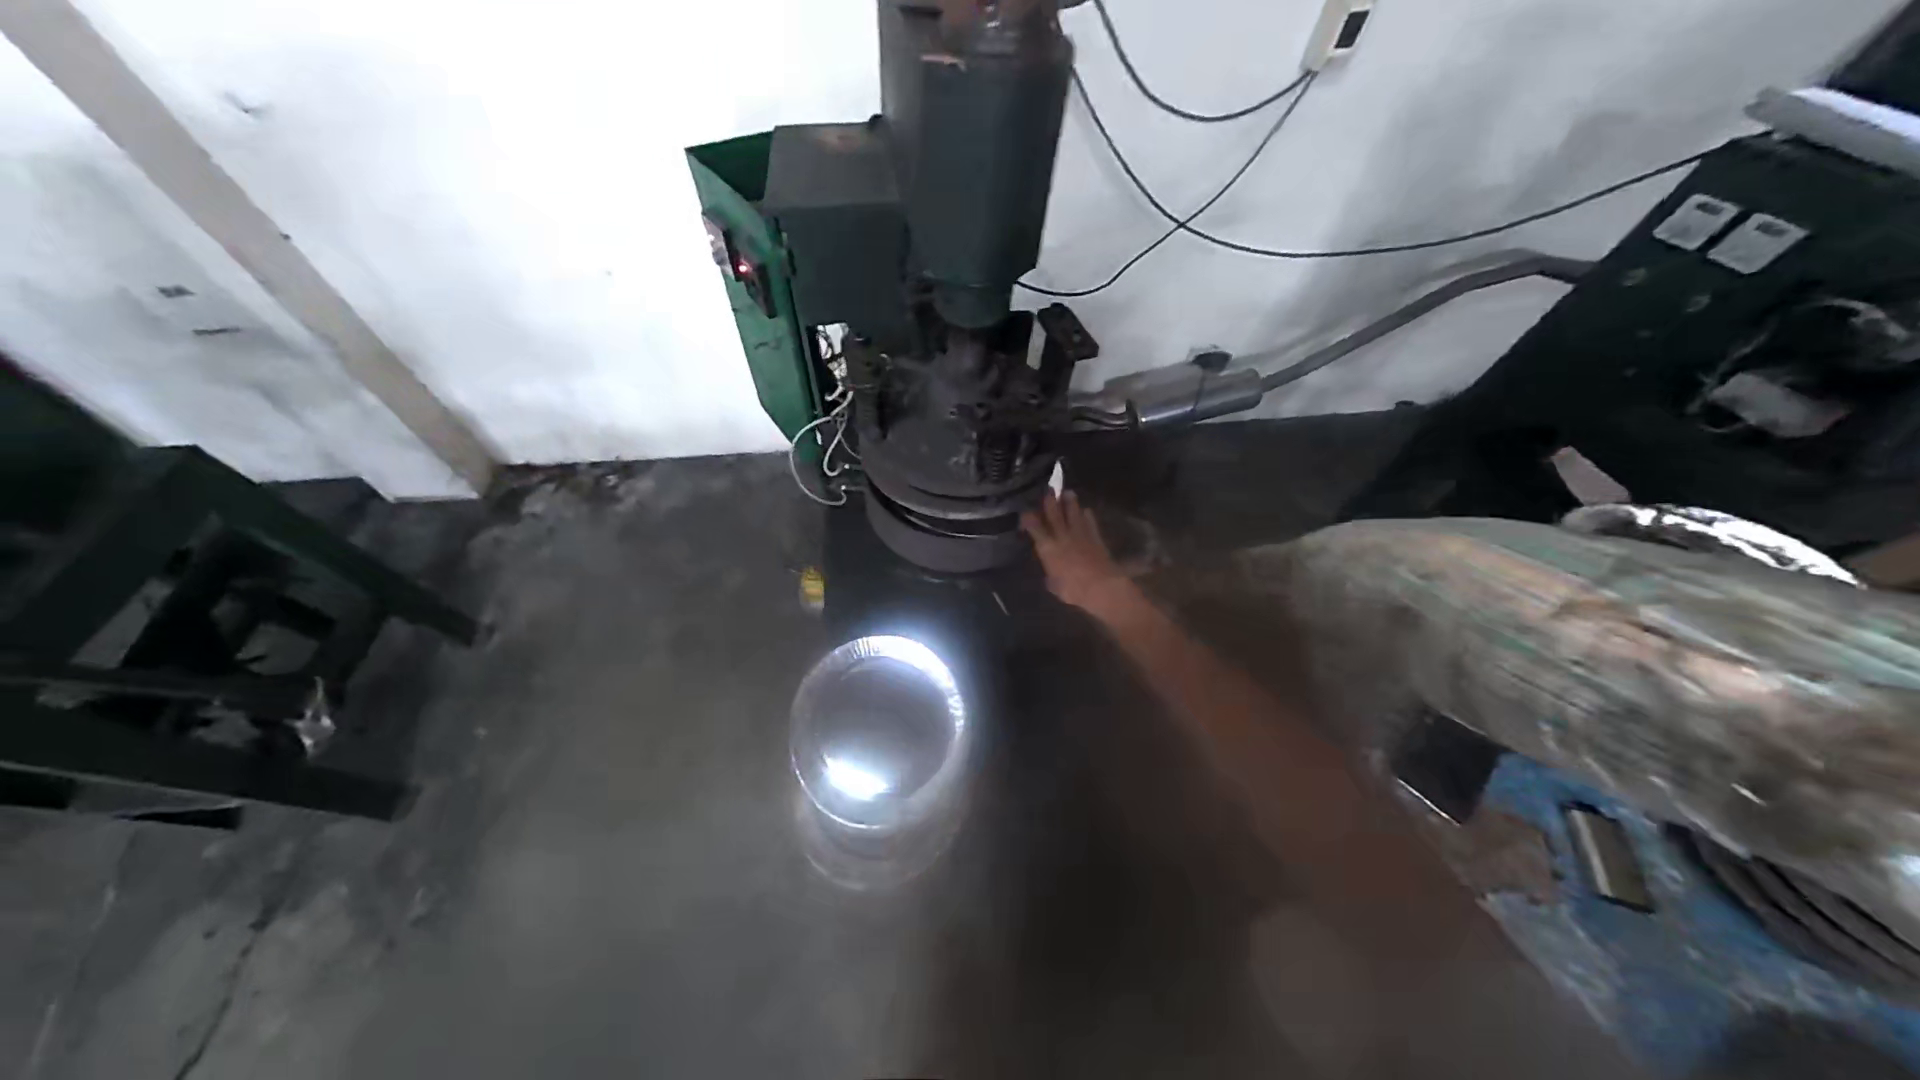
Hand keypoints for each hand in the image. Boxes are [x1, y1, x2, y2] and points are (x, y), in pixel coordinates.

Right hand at [1021, 491, 1137, 614]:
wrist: (1101, 586)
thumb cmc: (1073, 589)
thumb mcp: (1055, 586)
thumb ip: (1051, 576)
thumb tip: (1050, 574)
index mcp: (1048, 548)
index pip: (1035, 529)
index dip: (1029, 519)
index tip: (1025, 512)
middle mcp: (1062, 537)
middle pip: (1054, 515)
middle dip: (1050, 501)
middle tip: (1048, 489)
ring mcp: (1080, 535)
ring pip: (1073, 514)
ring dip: (1070, 503)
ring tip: (1068, 492)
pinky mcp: (1095, 537)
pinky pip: (1090, 523)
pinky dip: (1087, 516)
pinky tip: (1086, 511)